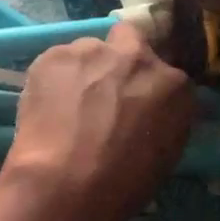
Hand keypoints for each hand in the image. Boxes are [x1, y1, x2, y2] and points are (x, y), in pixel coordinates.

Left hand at [4, 22, 194, 220]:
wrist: (66, 180)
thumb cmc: (122, 182)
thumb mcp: (164, 151)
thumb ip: (160, 116)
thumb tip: (146, 109)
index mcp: (174, 85)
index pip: (164, 72)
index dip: (144, 85)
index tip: (132, 99)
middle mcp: (136, 58)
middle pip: (129, 38)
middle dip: (118, 55)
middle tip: (101, 86)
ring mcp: (92, 51)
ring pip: (88, 49)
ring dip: (82, 68)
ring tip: (66, 101)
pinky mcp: (54, 55)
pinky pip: (57, 60)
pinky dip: (53, 77)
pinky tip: (45, 104)